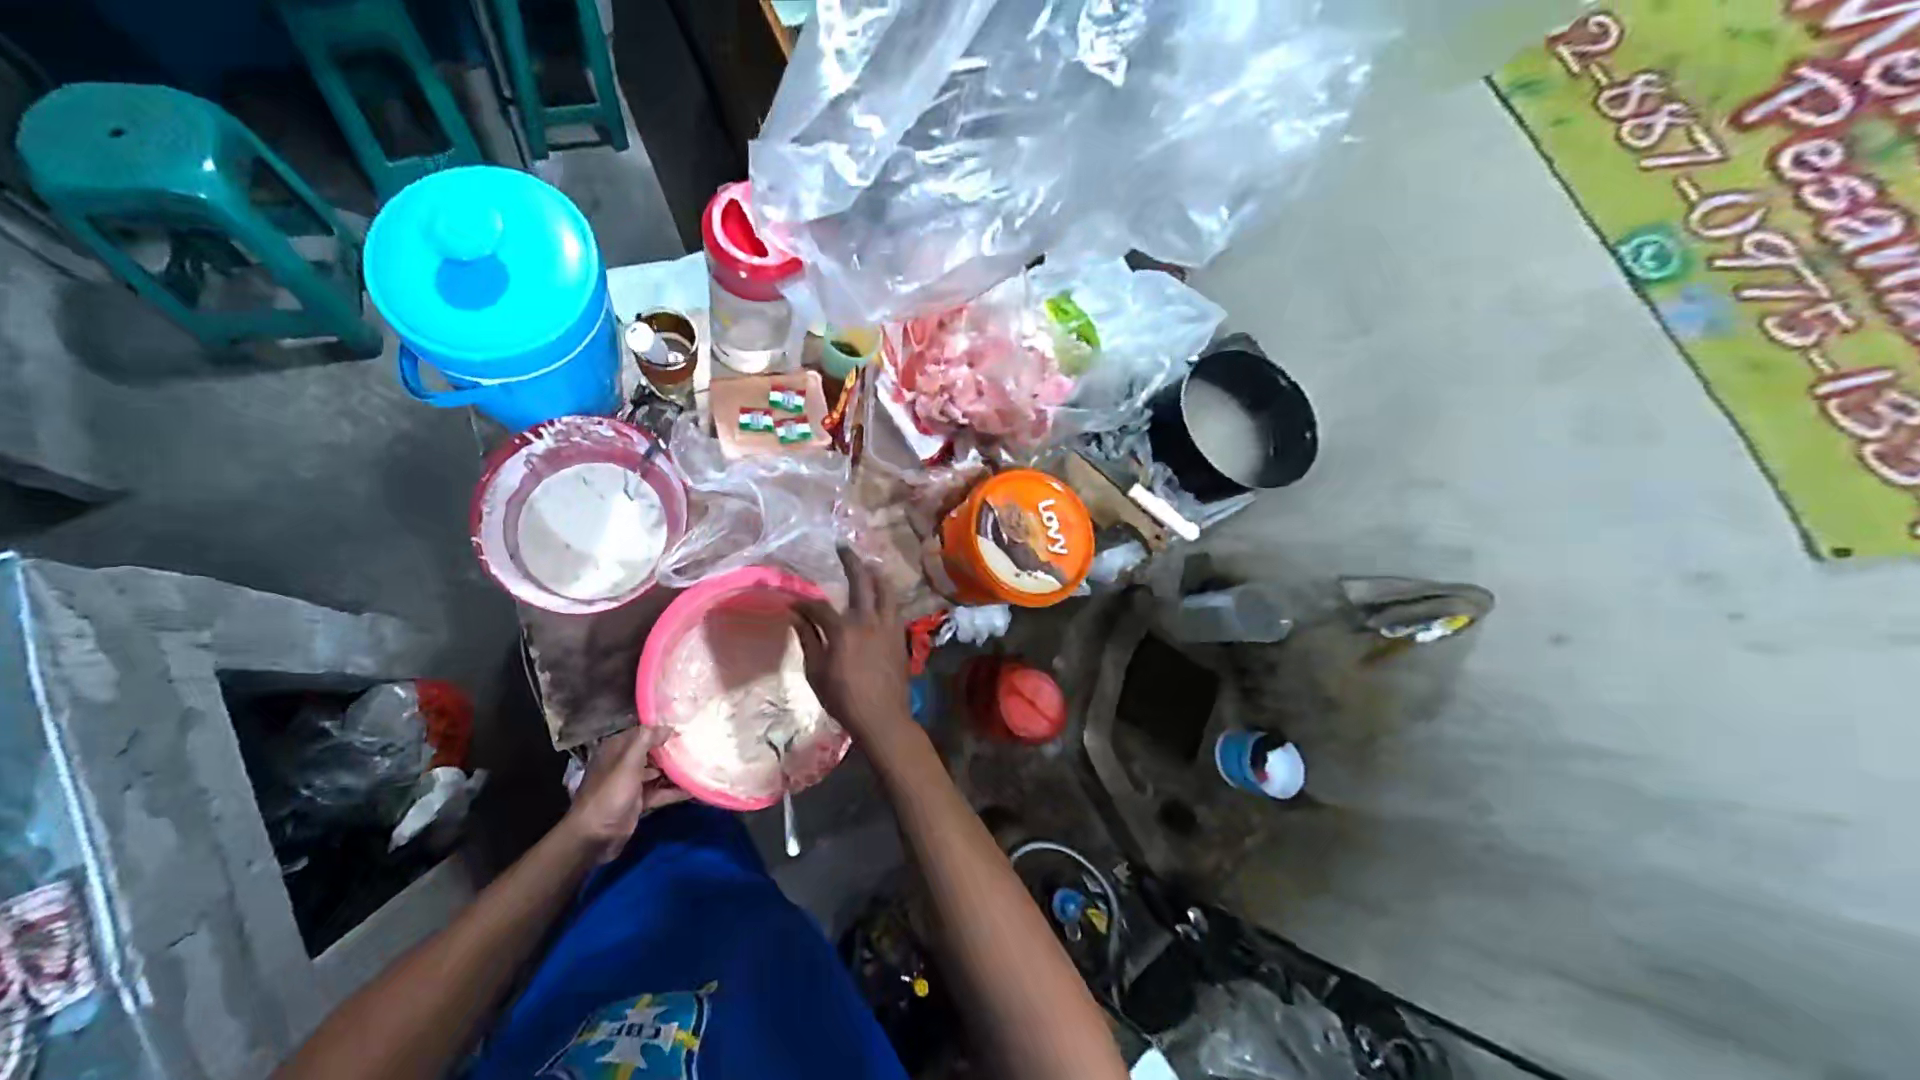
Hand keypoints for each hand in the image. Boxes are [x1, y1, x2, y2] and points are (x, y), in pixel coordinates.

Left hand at [559, 727, 689, 862]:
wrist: (595, 837)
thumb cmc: (610, 795)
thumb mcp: (627, 764)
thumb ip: (646, 741)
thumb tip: (668, 727)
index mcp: (616, 750)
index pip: (642, 733)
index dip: (661, 730)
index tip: (686, 729)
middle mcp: (623, 764)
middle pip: (652, 752)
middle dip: (672, 750)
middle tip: (697, 746)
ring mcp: (631, 783)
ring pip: (658, 772)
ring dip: (676, 770)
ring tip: (700, 765)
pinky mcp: (638, 801)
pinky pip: (660, 791)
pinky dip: (674, 790)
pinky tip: (694, 789)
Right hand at [793, 546, 916, 747]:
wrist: (882, 717)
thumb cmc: (843, 699)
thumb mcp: (816, 671)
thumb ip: (808, 639)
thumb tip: (796, 616)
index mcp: (843, 629)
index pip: (819, 606)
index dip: (804, 603)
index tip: (792, 602)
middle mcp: (868, 620)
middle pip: (861, 582)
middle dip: (851, 562)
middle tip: (843, 548)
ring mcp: (888, 626)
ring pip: (886, 590)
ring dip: (876, 574)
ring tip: (869, 565)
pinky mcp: (900, 636)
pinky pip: (894, 607)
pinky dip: (886, 595)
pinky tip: (882, 596)